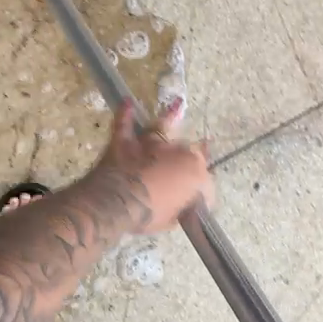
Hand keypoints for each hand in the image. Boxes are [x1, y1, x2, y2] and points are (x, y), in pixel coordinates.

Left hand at [91, 97, 215, 234]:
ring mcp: (150, 143)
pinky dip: (126, 114)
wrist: (116, 203)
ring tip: (177, 104)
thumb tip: (184, 205)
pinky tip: (127, 102)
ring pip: (163, 127)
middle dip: (192, 157)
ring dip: (171, 116)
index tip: (197, 204)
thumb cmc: (148, 215)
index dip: (202, 195)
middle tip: (195, 160)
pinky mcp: (125, 142)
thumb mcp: (173, 219)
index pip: (206, 181)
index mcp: (194, 171)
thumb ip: (182, 207)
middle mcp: (177, 151)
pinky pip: (125, 124)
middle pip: (190, 151)